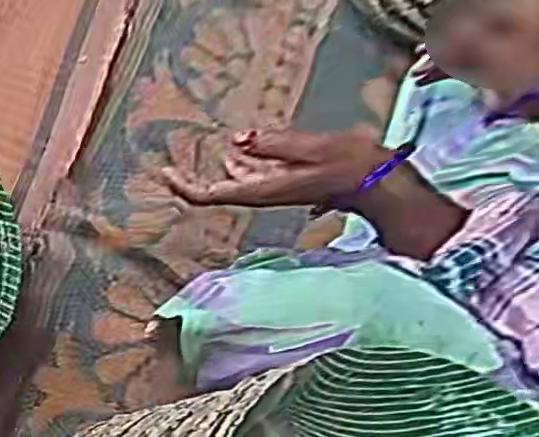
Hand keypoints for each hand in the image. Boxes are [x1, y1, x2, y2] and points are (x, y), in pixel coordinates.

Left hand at [162, 129, 396, 207]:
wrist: (372, 181)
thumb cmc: (347, 164)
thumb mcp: (311, 148)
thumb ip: (273, 144)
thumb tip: (237, 140)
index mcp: (254, 190)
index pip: (204, 193)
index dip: (182, 185)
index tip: (166, 173)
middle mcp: (253, 193)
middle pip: (210, 189)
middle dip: (189, 178)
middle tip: (171, 166)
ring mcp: (265, 190)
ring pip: (229, 181)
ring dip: (212, 169)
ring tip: (195, 154)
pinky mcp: (277, 183)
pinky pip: (248, 175)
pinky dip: (236, 163)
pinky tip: (235, 151)